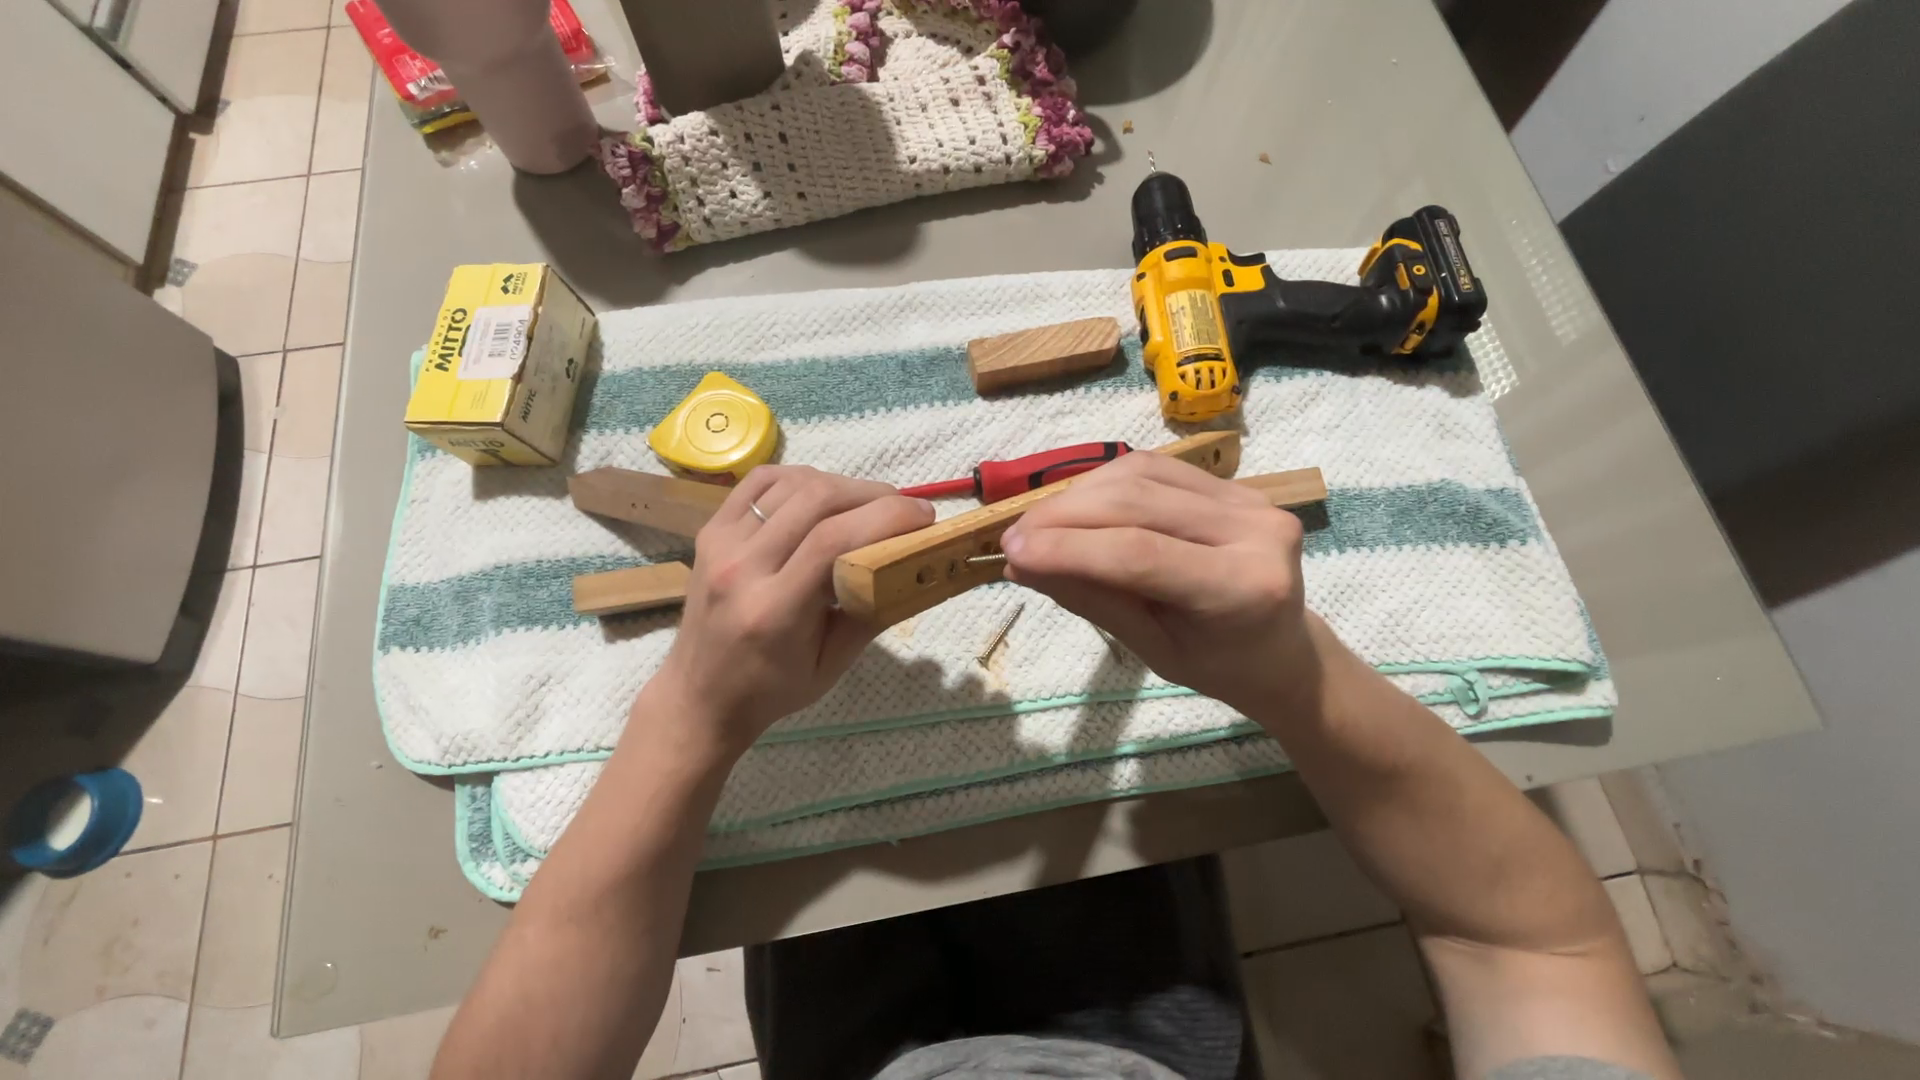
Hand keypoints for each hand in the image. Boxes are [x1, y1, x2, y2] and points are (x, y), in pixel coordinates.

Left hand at [637, 467, 933, 756]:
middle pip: (816, 501)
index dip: (886, 517)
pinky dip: (801, 478)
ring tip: (869, 504)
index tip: (924, 518)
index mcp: (774, 611)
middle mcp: (742, 569)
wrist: (699, 695)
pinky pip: (761, 482)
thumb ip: (871, 613)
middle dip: (873, 495)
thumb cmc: (772, 689)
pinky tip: (823, 494)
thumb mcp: (833, 665)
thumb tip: (913, 564)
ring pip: (791, 484)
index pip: (833, 541)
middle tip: (904, 508)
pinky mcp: (711, 530)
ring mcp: (720, 544)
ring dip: (841, 484)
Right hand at [998, 452, 1318, 716]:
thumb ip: (1091, 599)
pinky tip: (1075, 506)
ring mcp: (1250, 500)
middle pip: (1138, 503)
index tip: (1011, 551)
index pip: (1140, 554)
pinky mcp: (1236, 484)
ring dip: (1078, 494)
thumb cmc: (1216, 665)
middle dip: (1064, 515)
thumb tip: (1022, 562)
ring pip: (1141, 475)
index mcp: (1242, 589)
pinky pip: (1155, 469)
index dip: (1068, 548)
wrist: (1281, 648)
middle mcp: (1256, 532)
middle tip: (1014, 537)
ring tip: (1038, 524)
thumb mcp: (1151, 650)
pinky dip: (1103, 483)